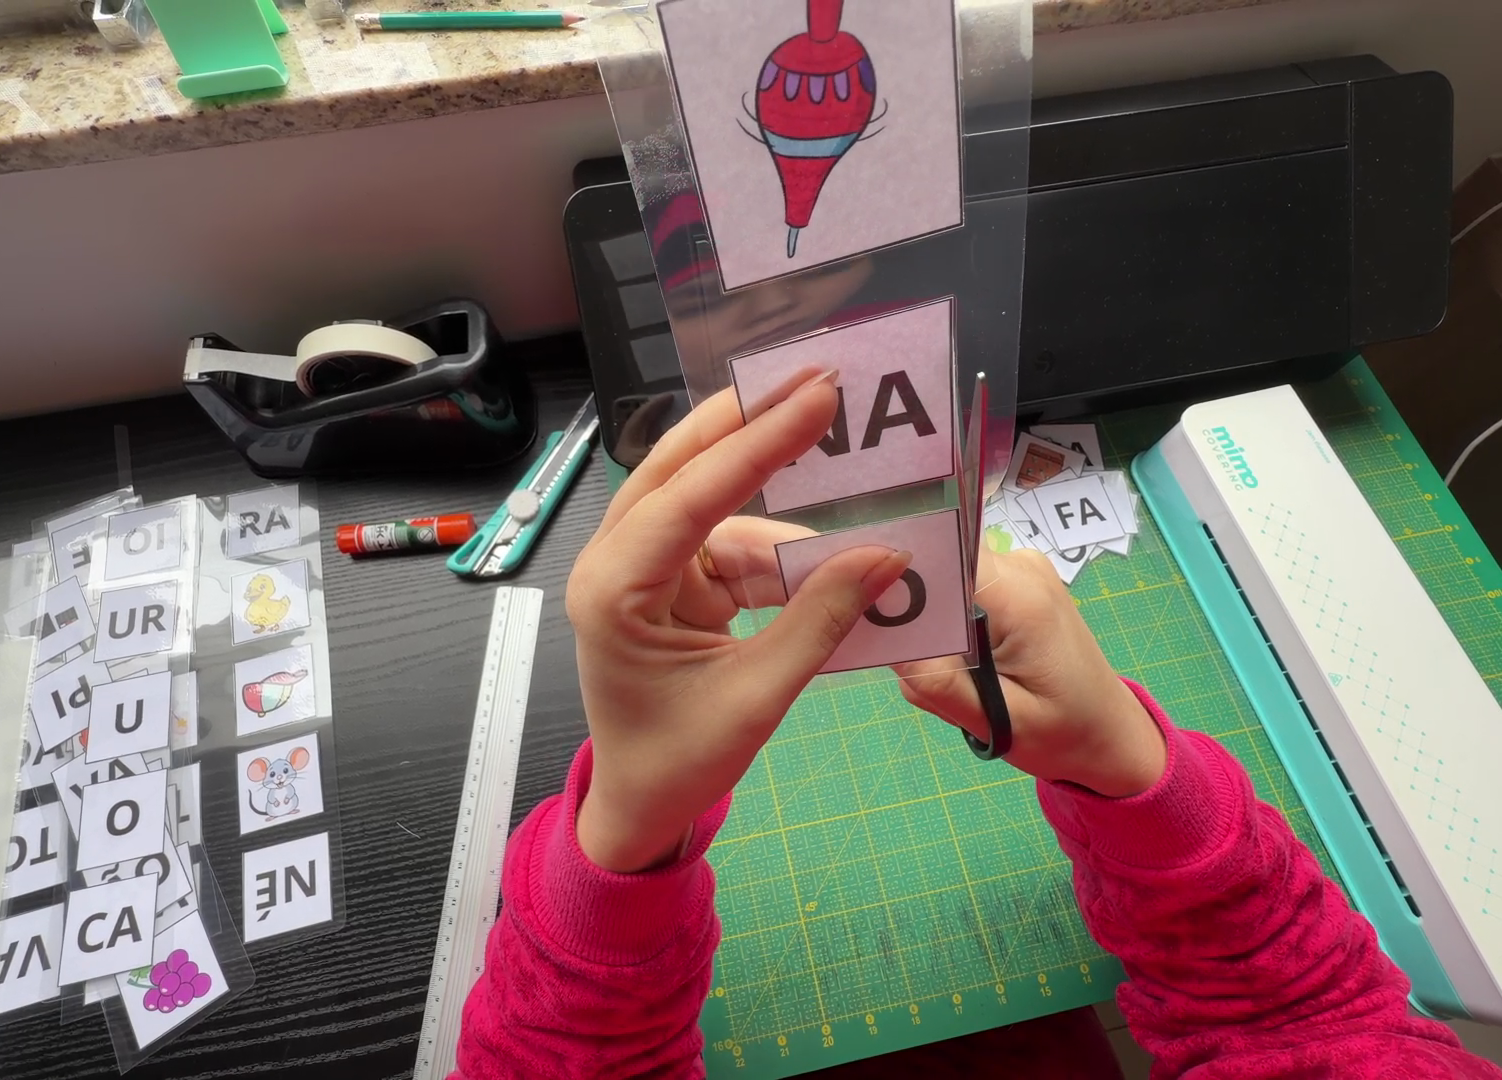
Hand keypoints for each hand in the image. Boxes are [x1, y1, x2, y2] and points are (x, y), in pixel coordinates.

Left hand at [566, 373, 911, 872]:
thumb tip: (889, 556)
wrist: (641, 806)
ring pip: (715, 507)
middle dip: (747, 427)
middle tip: (814, 382)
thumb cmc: (680, 762)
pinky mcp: (670, 579)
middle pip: (682, 468)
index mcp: (613, 589)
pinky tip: (824, 559)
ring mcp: (643, 566)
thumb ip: (821, 619)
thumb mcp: (757, 695)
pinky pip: (729, 545)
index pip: (689, 496)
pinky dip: (777, 553)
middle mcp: (617, 561)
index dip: (758, 445)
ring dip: (779, 513)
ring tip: (848, 500)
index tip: (816, 398)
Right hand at [894, 549, 1165, 796]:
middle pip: (931, 571)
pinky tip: (967, 662)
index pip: (934, 559)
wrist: (1110, 737)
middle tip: (927, 672)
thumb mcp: (995, 723)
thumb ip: (937, 680)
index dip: (896, 586)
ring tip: (958, 676)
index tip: (876, 630)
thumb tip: (885, 639)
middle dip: (913, 622)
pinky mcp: (1010, 579)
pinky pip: (954, 590)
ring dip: (930, 631)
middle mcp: (1018, 565)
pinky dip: (947, 627)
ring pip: (938, 583)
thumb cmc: (1062, 735)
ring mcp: (1016, 567)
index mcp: (1018, 596)